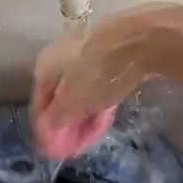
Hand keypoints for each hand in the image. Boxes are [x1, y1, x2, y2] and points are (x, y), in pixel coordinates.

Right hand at [31, 2, 182, 156]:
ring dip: (85, 108)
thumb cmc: (99, 74)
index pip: (39, 103)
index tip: (57, 145)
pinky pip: (101, 79)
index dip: (46, 126)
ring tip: (95, 127)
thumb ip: (55, 120)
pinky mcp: (113, 48)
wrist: (143, 38)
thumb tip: (44, 130)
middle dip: (68, 118)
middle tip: (78, 139)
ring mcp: (88, 49)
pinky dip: (101, 95)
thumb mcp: (72, 104)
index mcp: (45, 65)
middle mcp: (62, 54)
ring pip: (82, 86)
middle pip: (61, 94)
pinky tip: (109, 108)